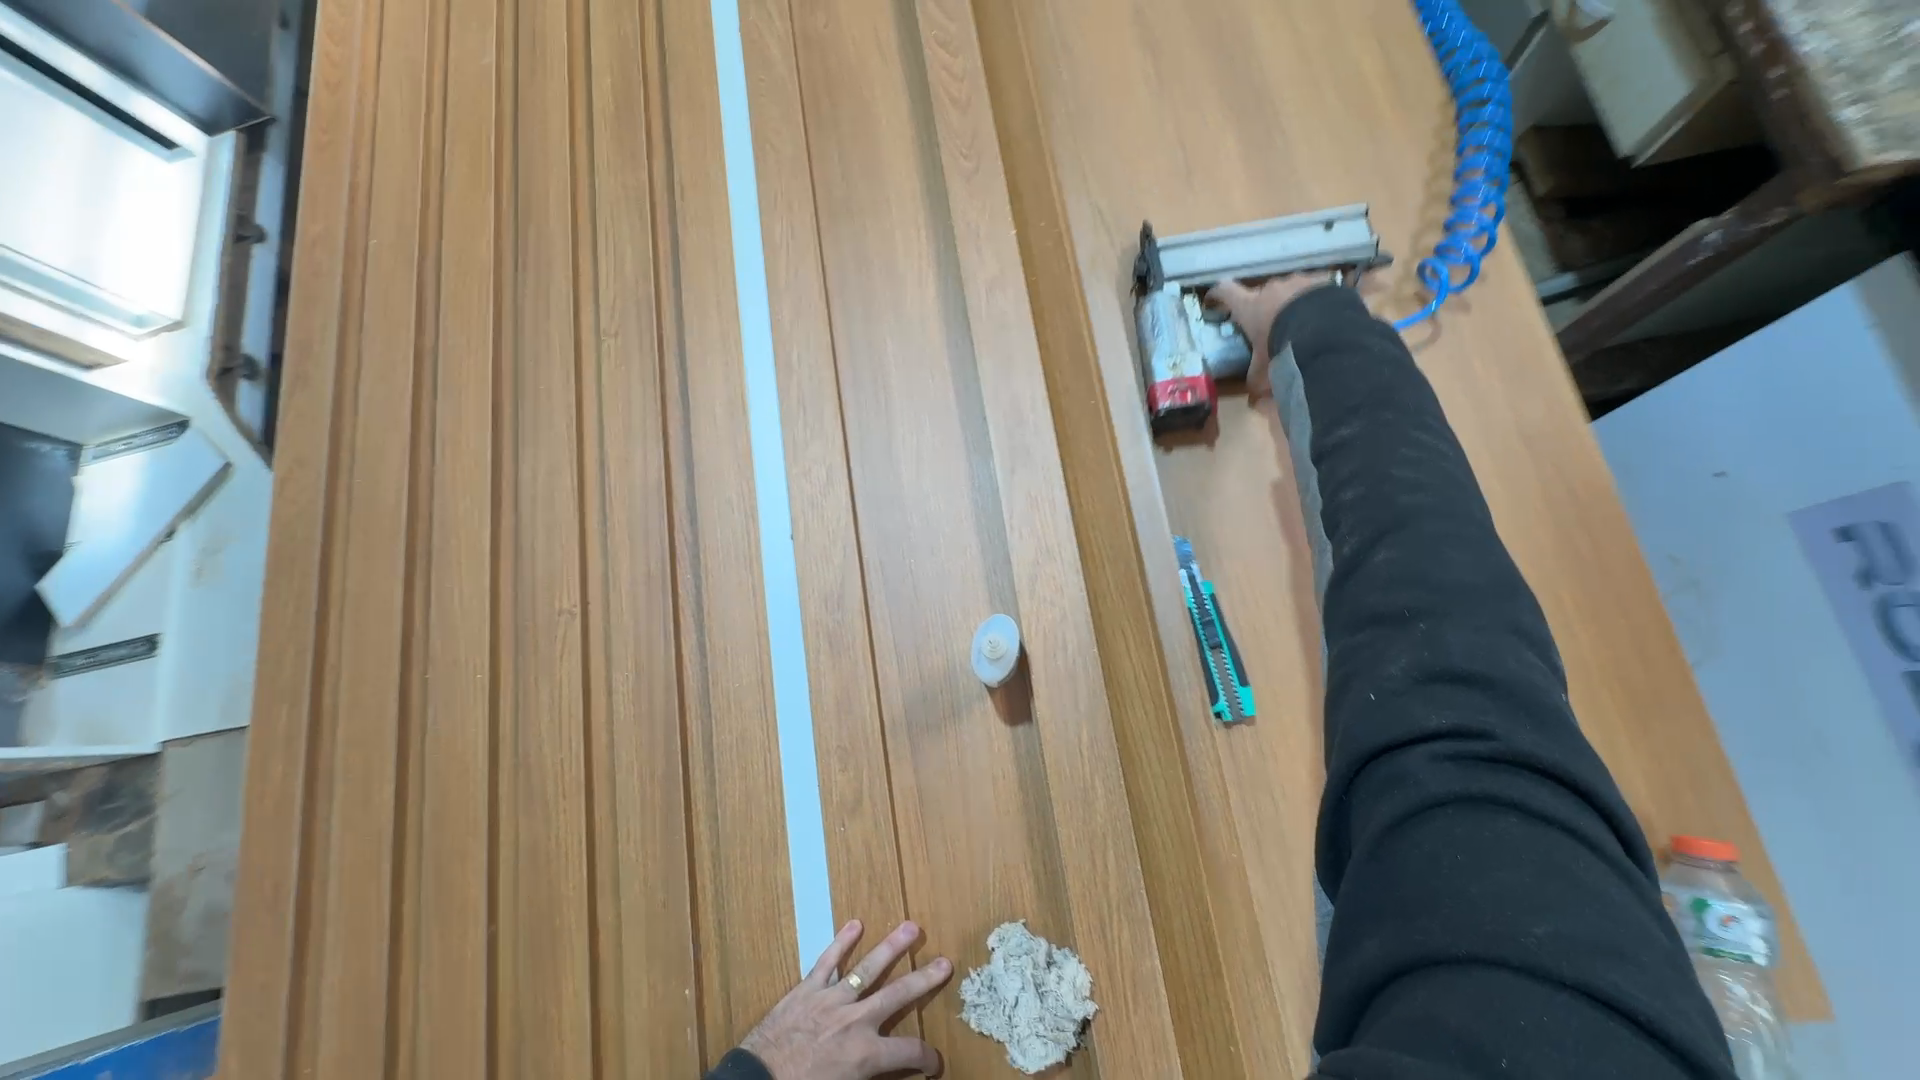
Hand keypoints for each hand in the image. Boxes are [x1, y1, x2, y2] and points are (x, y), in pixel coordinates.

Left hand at [740, 920, 952, 1078]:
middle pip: (898, 995)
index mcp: (866, 1054)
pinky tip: (855, 924)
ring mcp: (831, 1000)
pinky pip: (827, 962)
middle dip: (925, 980)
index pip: (909, 1053)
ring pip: (867, 968)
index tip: (934, 1064)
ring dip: (892, 947)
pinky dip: (841, 942)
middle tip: (946, 962)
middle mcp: (855, 1021)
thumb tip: (887, 1072)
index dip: (927, 1059)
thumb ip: (869, 1075)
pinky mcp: (807, 990)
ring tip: (911, 927)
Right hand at [1205, 274, 1333, 395]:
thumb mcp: (1264, 372)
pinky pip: (1315, 290)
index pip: (1224, 291)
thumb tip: (1253, 401)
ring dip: (1292, 304)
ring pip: (1289, 291)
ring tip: (1304, 325)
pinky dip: (1316, 302)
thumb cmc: (1282, 348)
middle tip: (1272, 327)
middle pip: (1261, 294)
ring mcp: (1297, 281)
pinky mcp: (1322, 281)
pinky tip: (1324, 318)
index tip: (1215, 299)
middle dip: (1265, 308)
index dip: (1218, 294)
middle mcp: (1270, 288)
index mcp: (1249, 306)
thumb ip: (1256, 380)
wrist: (1325, 331)